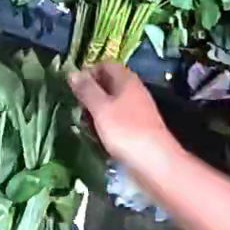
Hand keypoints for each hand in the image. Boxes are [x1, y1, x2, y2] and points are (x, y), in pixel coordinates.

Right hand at [67, 62, 183, 176]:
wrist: (157, 164)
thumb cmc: (126, 131)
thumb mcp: (100, 108)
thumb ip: (86, 89)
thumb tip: (72, 72)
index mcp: (127, 81)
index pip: (107, 64)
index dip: (89, 70)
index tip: (75, 85)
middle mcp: (135, 92)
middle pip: (109, 82)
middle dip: (91, 90)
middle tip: (76, 102)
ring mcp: (138, 111)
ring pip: (112, 101)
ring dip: (97, 107)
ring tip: (83, 119)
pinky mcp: (139, 128)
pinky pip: (117, 117)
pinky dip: (105, 121)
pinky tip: (97, 132)